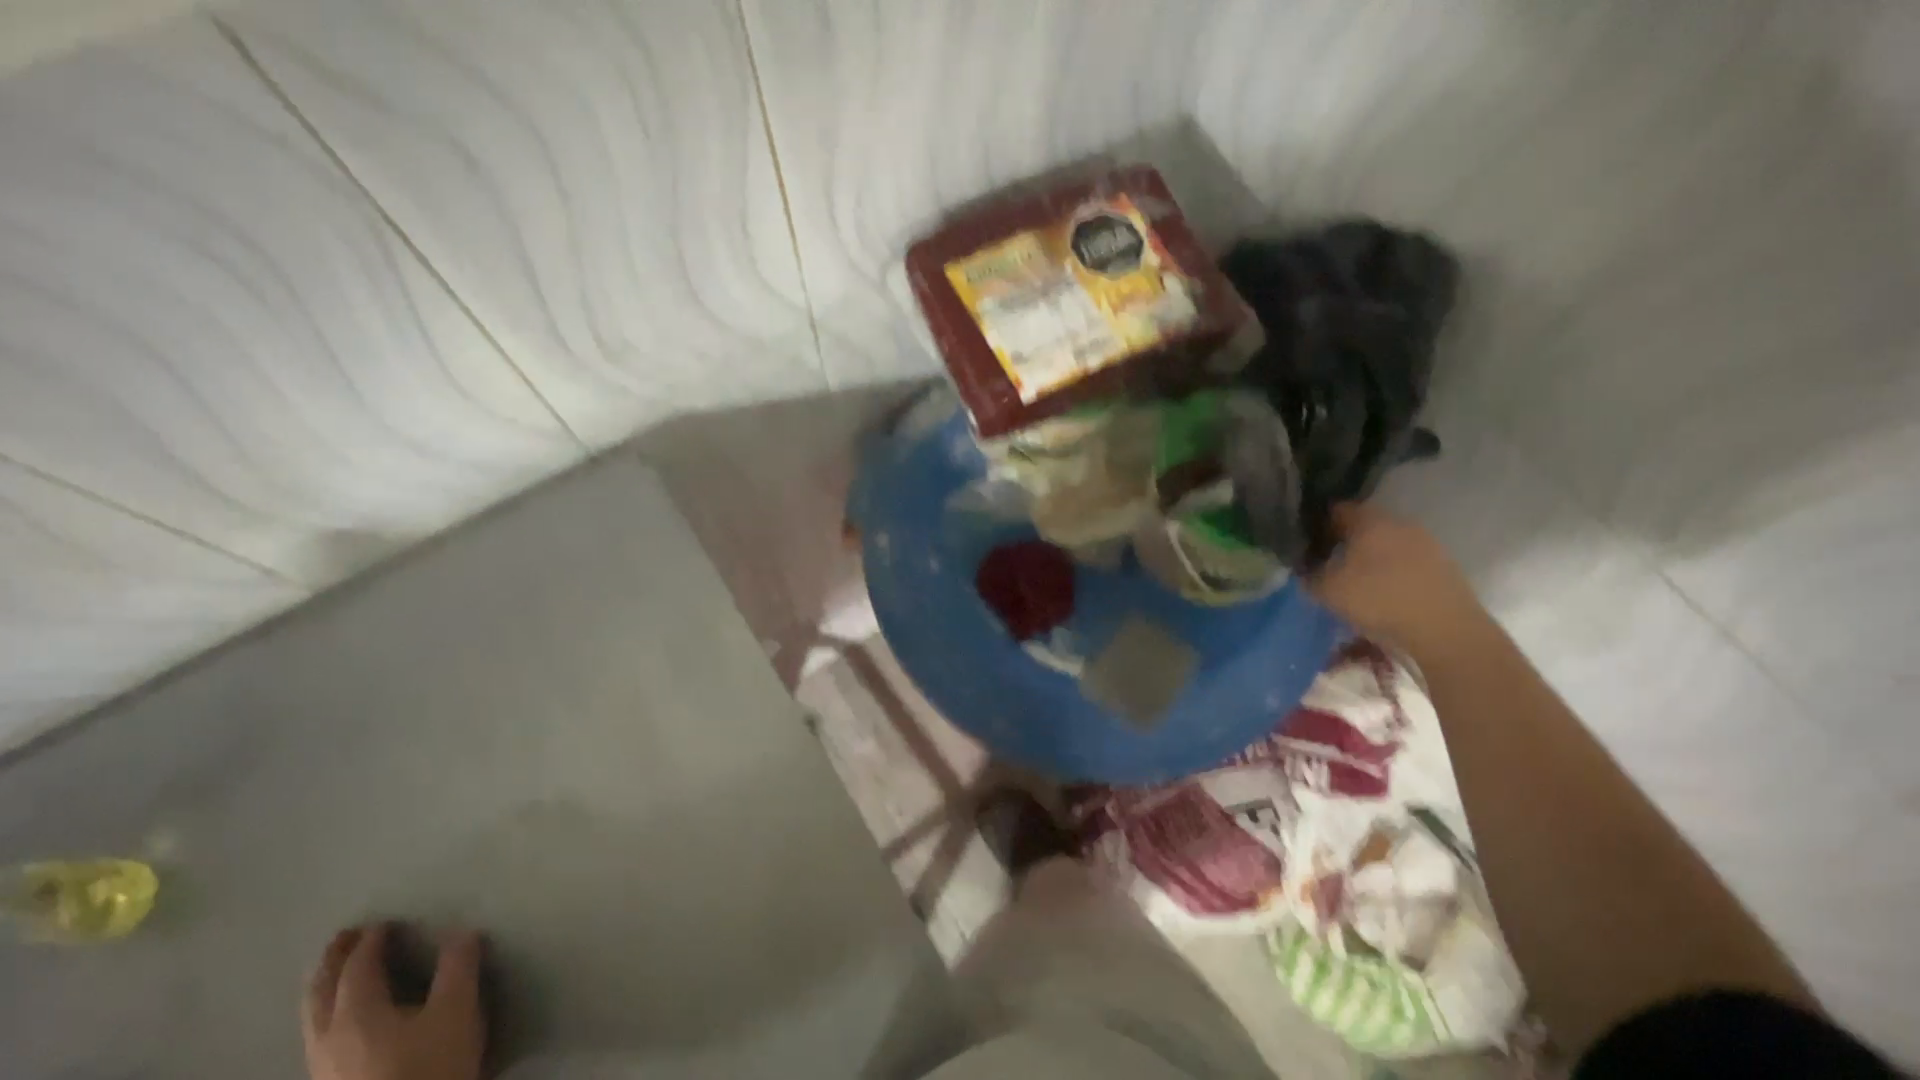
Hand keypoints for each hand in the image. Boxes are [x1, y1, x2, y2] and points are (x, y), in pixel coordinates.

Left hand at [303, 924, 484, 1079]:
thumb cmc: (431, 1069)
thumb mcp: (456, 1013)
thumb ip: (458, 969)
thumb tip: (461, 933)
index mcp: (356, 1011)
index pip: (358, 965)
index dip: (372, 941)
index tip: (385, 924)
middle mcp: (328, 1035)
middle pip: (320, 989)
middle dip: (334, 959)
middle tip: (346, 937)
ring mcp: (322, 1066)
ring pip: (311, 1017)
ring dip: (323, 987)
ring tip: (338, 974)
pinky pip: (317, 1037)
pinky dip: (325, 1013)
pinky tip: (340, 1023)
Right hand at [1307, 503, 1487, 651]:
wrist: (1444, 628)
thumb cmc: (1379, 599)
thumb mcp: (1328, 591)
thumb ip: (1309, 576)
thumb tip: (1302, 569)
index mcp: (1369, 520)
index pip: (1337, 510)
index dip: (1318, 526)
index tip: (1307, 546)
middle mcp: (1399, 523)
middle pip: (1364, 526)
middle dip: (1346, 543)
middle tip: (1329, 566)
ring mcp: (1426, 542)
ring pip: (1388, 544)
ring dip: (1371, 559)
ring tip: (1357, 584)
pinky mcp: (1443, 565)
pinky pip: (1407, 562)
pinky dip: (1393, 573)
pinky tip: (1385, 594)